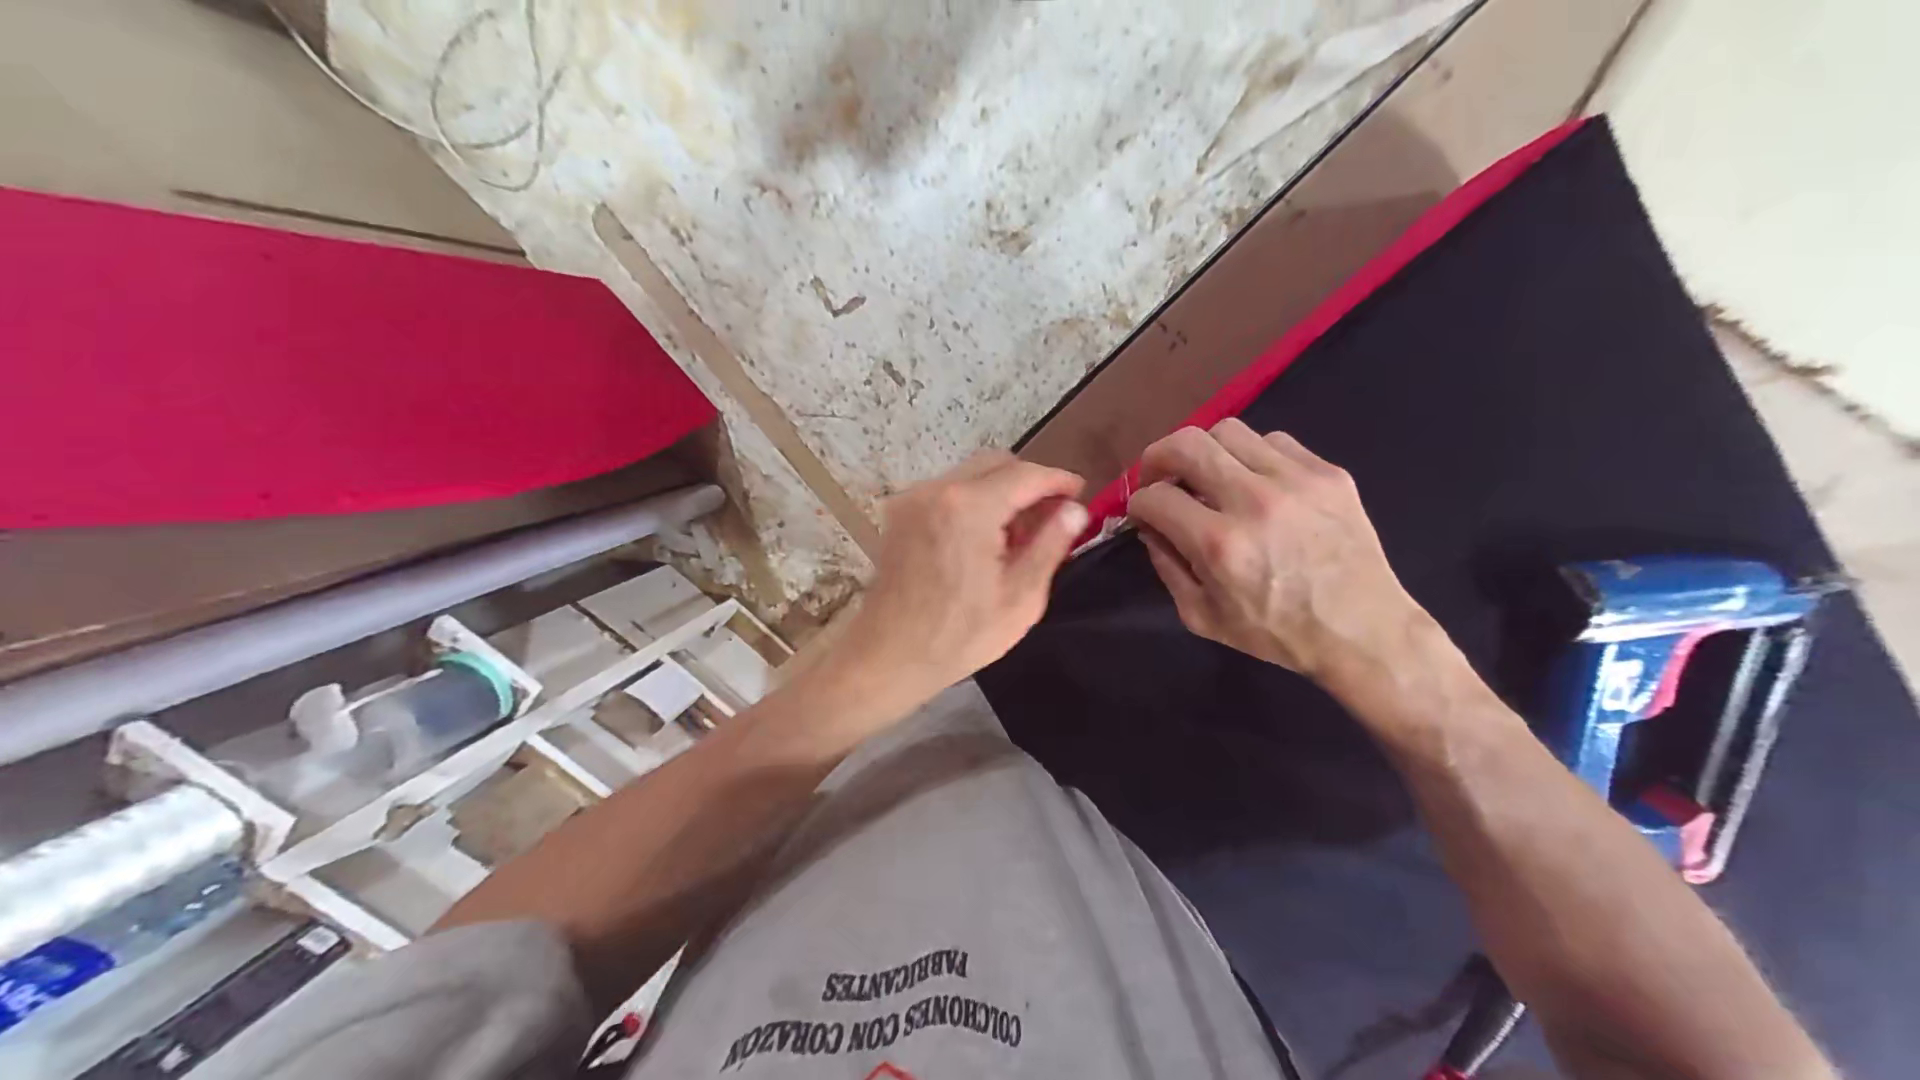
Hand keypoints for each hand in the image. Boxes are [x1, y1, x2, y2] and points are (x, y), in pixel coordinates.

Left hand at [835, 450, 1086, 707]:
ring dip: (1000, 491)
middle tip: (1051, 517)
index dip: (1058, 480)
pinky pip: (947, 490)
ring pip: (970, 474)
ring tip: (1017, 535)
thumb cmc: (960, 636)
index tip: (1080, 493)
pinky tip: (983, 538)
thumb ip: (1051, 544)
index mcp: (969, 507)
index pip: (1026, 474)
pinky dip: (973, 501)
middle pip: (996, 463)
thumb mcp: (1020, 597)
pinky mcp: (899, 513)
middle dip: (1029, 482)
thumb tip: (1075, 510)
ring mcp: (913, 499)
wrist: (889, 656)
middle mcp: (937, 490)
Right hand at [1127, 419, 1424, 683]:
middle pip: (1186, 444)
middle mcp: (1253, 501)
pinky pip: (1274, 440)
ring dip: (1204, 451)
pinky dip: (1250, 455)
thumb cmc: (1276, 632)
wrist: (1362, 630)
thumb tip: (1150, 527)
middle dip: (1157, 458)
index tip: (1143, 513)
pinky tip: (1253, 480)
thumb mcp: (1201, 616)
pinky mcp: (1328, 473)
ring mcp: (1295, 480)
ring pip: (1227, 430)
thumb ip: (1166, 566)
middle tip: (1158, 476)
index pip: (1155, 497)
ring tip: (1207, 475)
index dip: (1137, 504)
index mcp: (1219, 543)